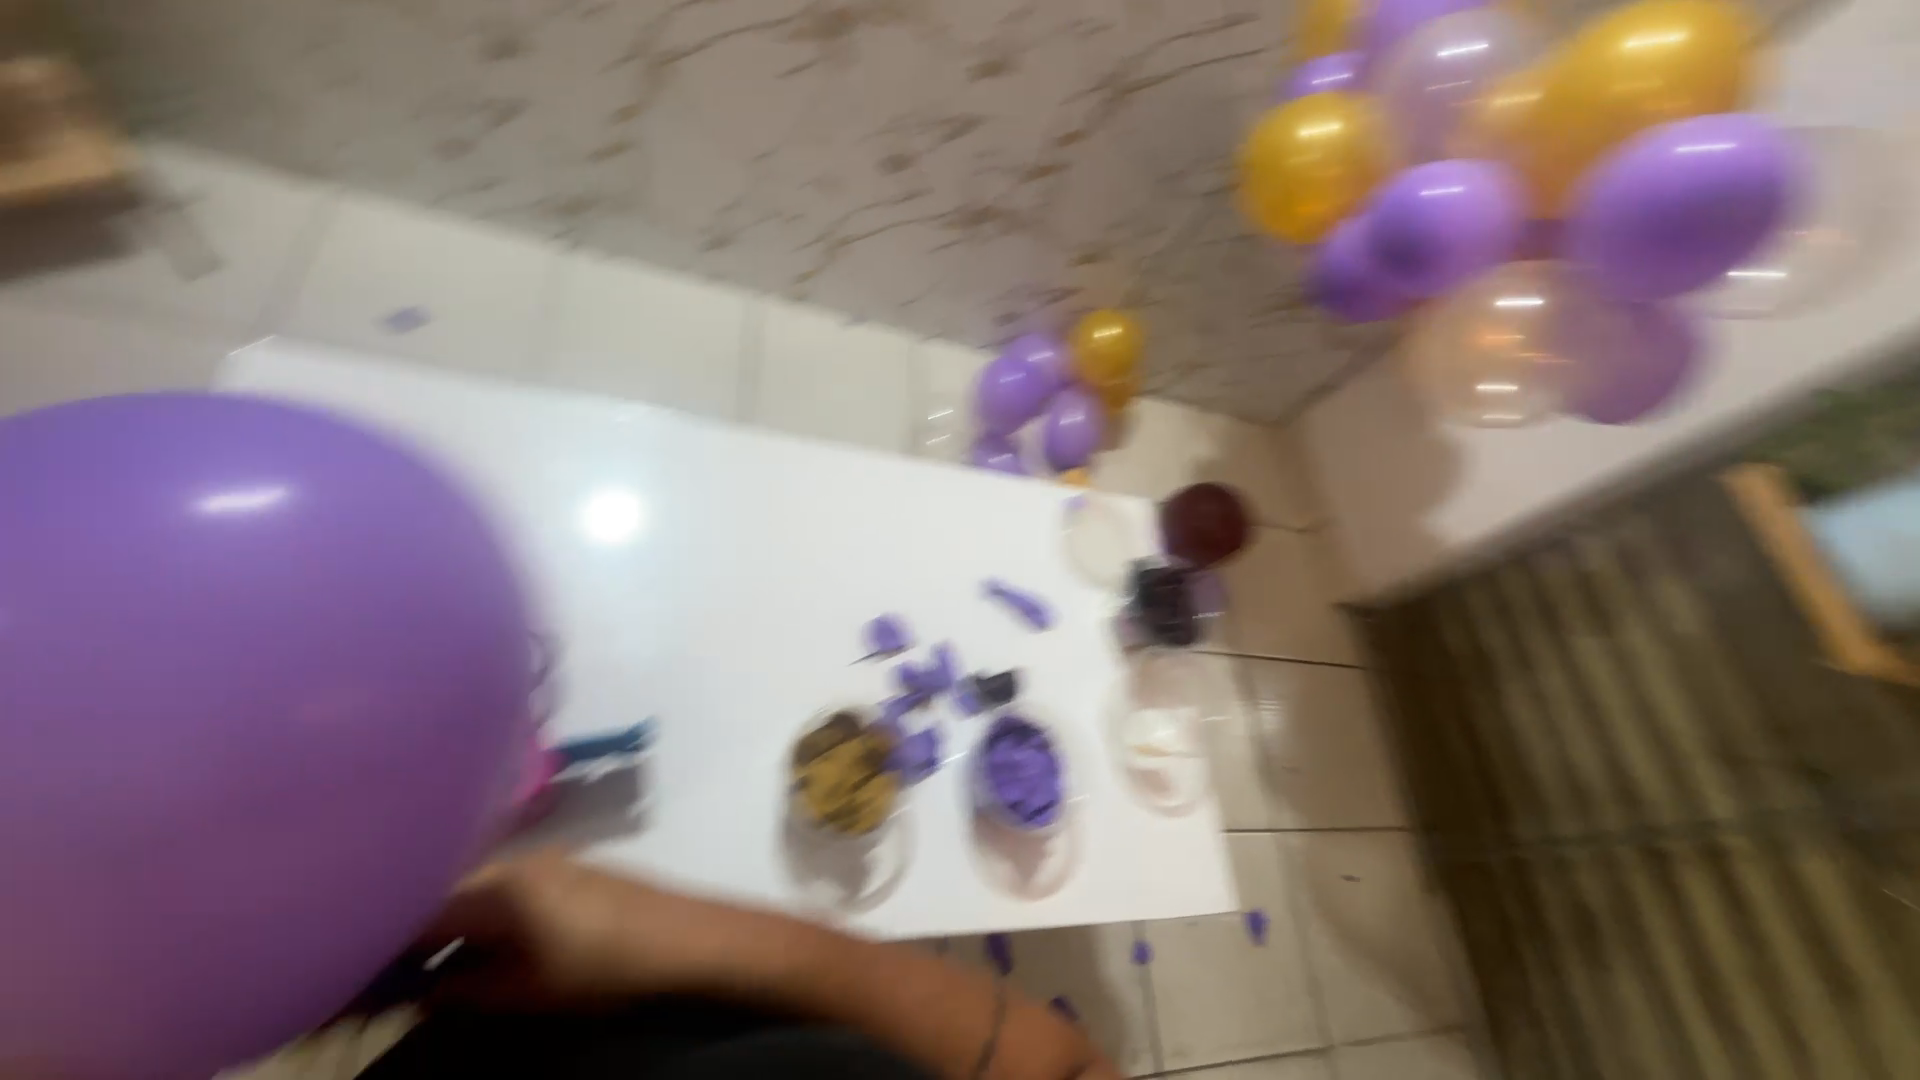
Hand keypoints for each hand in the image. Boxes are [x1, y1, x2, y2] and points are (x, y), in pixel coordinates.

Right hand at [408, 853, 771, 1011]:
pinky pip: (505, 890)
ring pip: (473, 892)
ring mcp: (546, 860)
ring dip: (445, 929)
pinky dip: (481, 919)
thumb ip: (462, 988)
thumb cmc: (603, 967)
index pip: (414, 914)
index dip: (377, 952)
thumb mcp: (523, 990)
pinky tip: (477, 950)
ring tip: (422, 975)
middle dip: (407, 939)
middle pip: (441, 896)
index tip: (349, 988)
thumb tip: (422, 990)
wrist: (686, 937)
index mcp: (498, 888)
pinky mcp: (569, 868)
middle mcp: (516, 862)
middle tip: (379, 986)